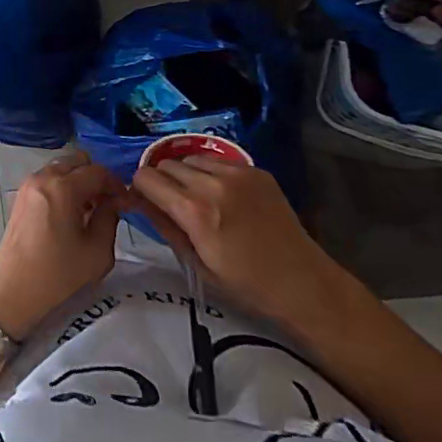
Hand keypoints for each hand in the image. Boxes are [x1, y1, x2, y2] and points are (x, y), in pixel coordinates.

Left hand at [0, 152, 124, 339]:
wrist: (13, 290)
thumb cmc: (58, 274)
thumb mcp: (97, 251)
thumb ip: (109, 217)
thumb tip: (115, 201)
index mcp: (63, 188)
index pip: (98, 172)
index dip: (116, 184)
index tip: (126, 203)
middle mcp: (44, 178)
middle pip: (78, 162)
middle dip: (96, 177)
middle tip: (107, 202)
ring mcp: (29, 184)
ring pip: (62, 168)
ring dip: (79, 181)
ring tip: (89, 210)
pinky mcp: (21, 195)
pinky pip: (49, 179)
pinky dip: (63, 187)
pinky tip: (70, 214)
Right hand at [130, 154, 330, 324]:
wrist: (302, 281)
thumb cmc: (246, 283)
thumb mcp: (196, 264)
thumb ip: (165, 227)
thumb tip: (139, 202)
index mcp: (195, 211)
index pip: (148, 178)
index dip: (140, 189)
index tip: (145, 201)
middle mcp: (213, 183)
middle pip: (167, 164)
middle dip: (161, 180)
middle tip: (171, 203)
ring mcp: (238, 173)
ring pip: (191, 158)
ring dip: (186, 174)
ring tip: (198, 197)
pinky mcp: (256, 170)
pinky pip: (219, 161)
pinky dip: (211, 173)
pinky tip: (224, 196)